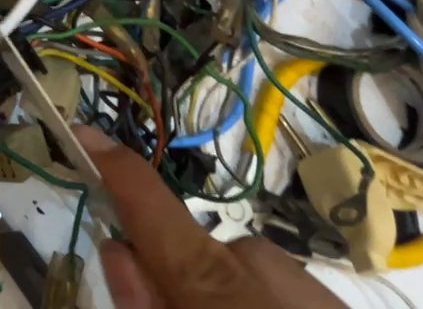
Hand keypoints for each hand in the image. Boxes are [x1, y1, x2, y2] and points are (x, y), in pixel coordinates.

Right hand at [77, 125, 348, 308]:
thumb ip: (139, 300)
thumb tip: (120, 248)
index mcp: (206, 276)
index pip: (146, 201)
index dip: (112, 163)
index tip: (82, 130)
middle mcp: (260, 265)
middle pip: (204, 247)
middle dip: (187, 271)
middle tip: (178, 306)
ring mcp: (314, 286)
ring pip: (253, 272)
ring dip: (237, 296)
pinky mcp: (340, 301)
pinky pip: (293, 293)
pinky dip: (274, 306)